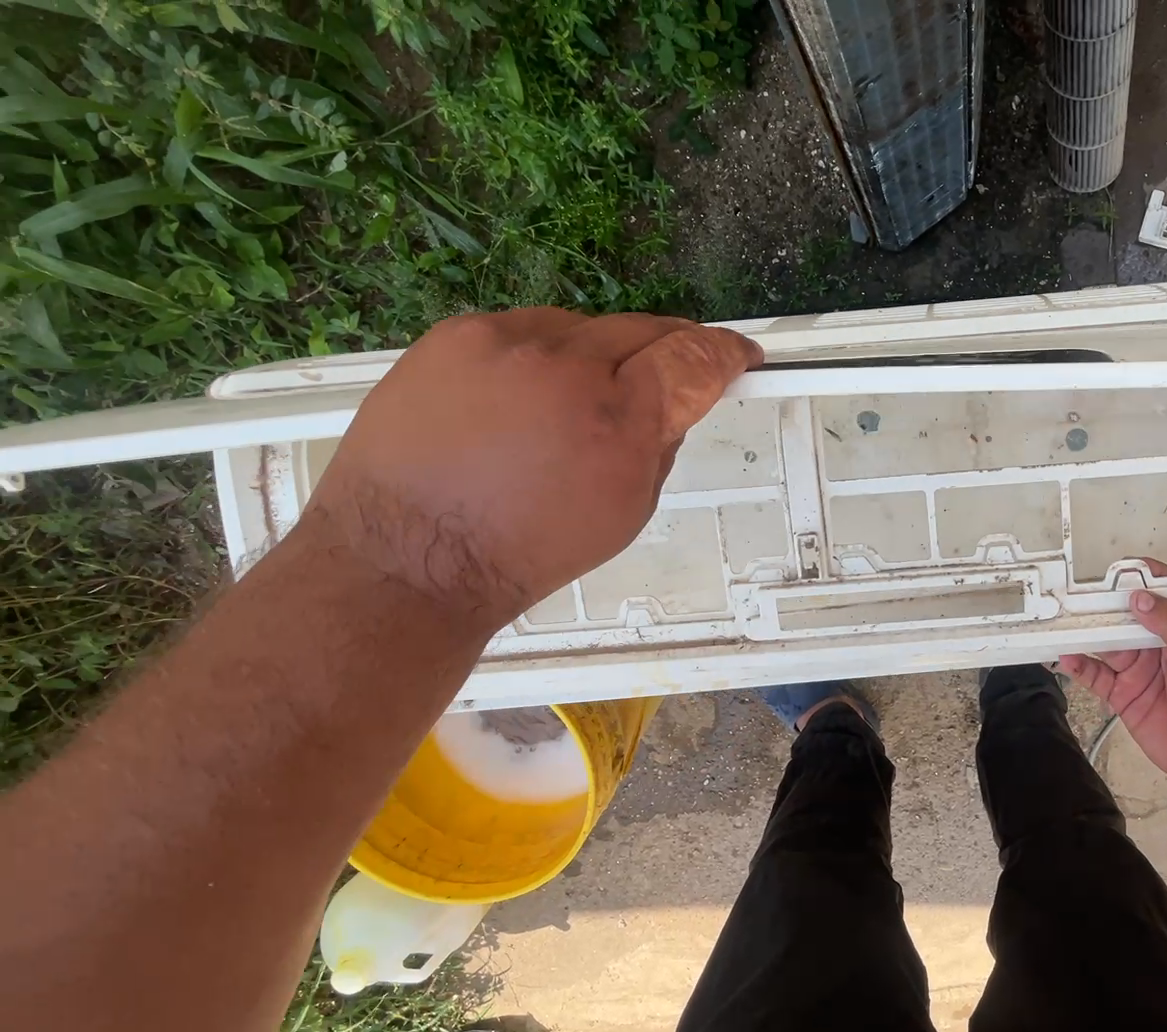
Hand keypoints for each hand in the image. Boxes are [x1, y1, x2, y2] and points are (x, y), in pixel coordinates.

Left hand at [300, 308, 761, 628]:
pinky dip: (542, 354)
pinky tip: (525, 396)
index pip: (694, 357)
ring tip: (577, 400)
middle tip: (668, 376)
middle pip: (645, 328)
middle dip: (668, 350)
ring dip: (598, 354)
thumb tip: (672, 403)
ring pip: (584, 326)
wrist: (411, 554)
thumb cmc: (527, 549)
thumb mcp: (626, 509)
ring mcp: (504, 341)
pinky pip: (525, 328)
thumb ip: (660, 444)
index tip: (740, 353)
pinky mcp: (455, 333)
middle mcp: (566, 366)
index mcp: (619, 420)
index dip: (726, 350)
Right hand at [1059, 585, 1166, 791]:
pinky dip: (1079, 665)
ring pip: (1106, 642)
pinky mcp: (1122, 694)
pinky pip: (1095, 675)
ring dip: (1087, 632)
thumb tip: (1140, 597)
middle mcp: (1159, 643)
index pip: (1162, 593)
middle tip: (1078, 594)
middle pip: (1126, 616)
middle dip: (1103, 605)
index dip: (1140, 579)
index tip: (1116, 570)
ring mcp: (1138, 668)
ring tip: (1064, 621)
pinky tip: (1066, 655)